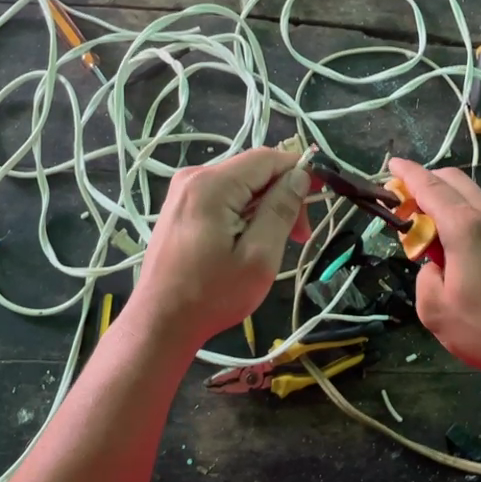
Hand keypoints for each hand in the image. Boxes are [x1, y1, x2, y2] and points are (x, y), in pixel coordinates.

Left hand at [131, 147, 312, 348]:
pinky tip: (249, 241)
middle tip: (299, 237)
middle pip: (253, 170)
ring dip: (265, 207)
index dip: (300, 171)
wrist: (159, 323)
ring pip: (239, 184)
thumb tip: (300, 176)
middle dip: (282, 196)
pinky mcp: (179, 207)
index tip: (321, 198)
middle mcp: (193, 178)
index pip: (267, 158)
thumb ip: (280, 210)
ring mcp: (182, 192)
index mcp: (212, 185)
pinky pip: (222, 196)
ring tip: (275, 244)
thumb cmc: (211, 296)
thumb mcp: (259, 257)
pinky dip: (243, 212)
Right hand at [389, 158, 480, 384]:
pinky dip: (469, 213)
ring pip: (475, 195)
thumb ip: (425, 275)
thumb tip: (434, 264)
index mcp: (465, 228)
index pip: (429, 187)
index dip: (407, 173)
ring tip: (433, 226)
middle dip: (427, 181)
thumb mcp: (435, 310)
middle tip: (406, 202)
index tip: (391, 164)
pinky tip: (463, 242)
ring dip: (449, 199)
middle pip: (455, 180)